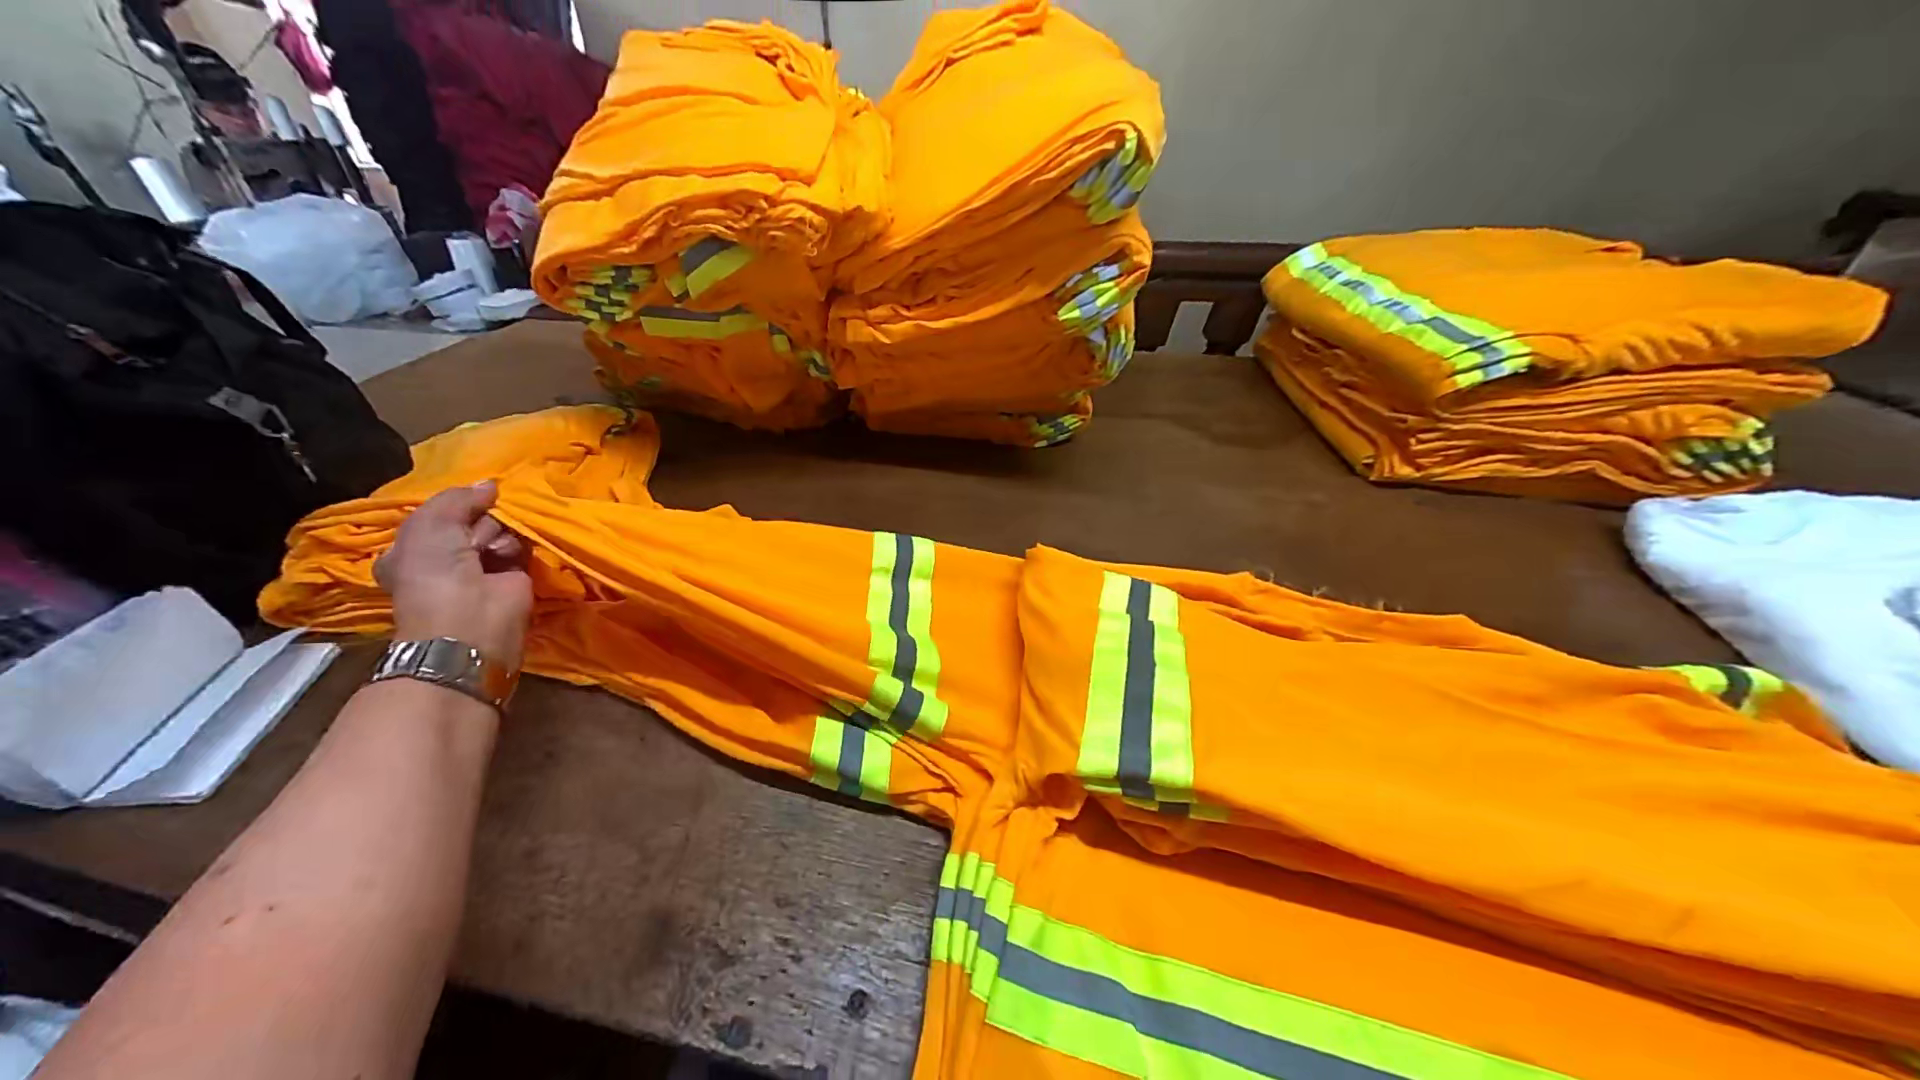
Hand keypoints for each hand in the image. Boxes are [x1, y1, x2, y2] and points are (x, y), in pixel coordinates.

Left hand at [374, 481, 532, 668]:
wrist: (472, 618)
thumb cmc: (435, 572)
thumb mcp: (430, 523)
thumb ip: (457, 498)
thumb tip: (490, 485)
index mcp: (414, 548)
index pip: (440, 513)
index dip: (452, 506)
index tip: (464, 505)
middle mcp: (447, 557)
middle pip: (472, 518)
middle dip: (478, 519)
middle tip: (475, 537)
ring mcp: (482, 566)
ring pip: (499, 529)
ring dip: (498, 533)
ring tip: (492, 551)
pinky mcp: (515, 574)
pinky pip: (522, 545)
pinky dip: (520, 544)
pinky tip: (509, 555)